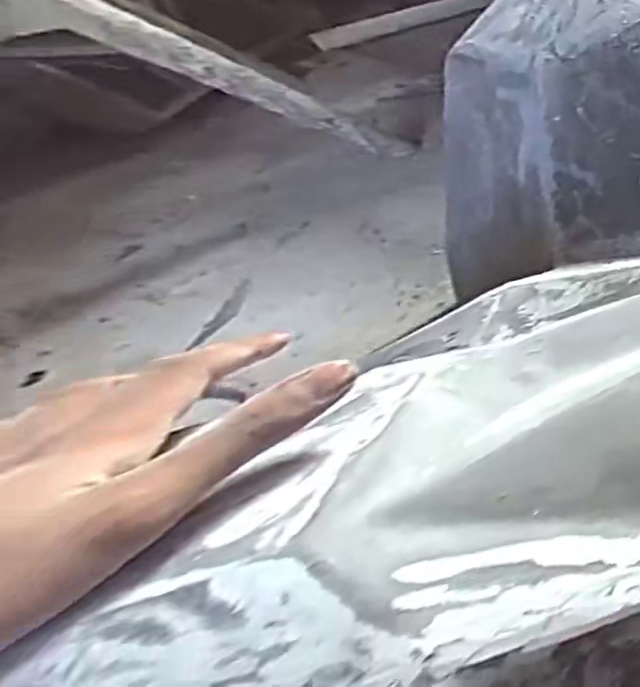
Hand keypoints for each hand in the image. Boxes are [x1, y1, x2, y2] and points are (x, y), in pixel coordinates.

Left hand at [0, 334, 355, 648]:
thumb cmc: (18, 569)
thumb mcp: (148, 504)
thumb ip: (243, 438)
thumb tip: (339, 372)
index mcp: (107, 433)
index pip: (186, 372)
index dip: (238, 352)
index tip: (281, 340)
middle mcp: (49, 437)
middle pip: (125, 387)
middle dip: (184, 373)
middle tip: (224, 373)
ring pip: (65, 412)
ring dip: (119, 397)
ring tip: (143, 403)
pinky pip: (17, 444)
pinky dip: (57, 432)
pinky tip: (41, 457)